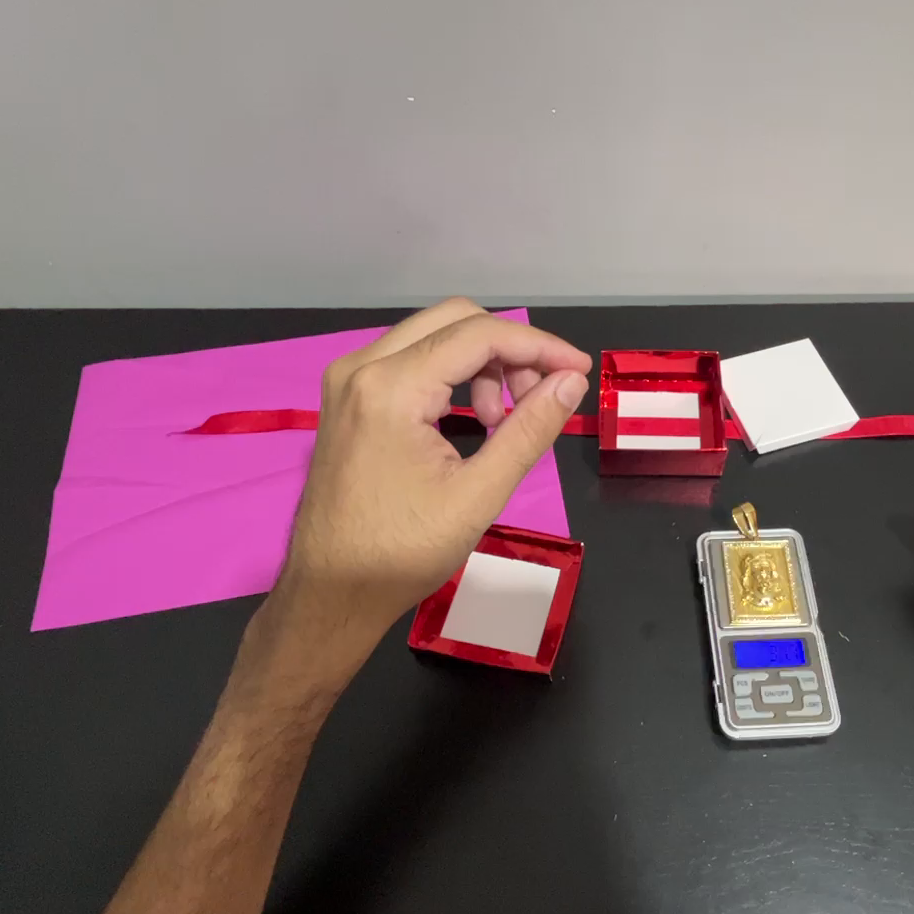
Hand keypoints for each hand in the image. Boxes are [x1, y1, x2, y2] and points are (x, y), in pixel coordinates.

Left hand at [272, 298, 590, 632]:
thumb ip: (529, 432)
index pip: (479, 335)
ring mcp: (349, 381)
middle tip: (541, 397)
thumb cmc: (404, 552)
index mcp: (390, 387)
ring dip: (481, 365)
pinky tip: (472, 421)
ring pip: (432, 338)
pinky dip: (451, 378)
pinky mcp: (349, 399)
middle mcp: (361, 367)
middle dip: (510, 351)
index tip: (580, 370)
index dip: (539, 346)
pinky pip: (411, 362)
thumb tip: (571, 384)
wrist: (333, 591)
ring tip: (501, 422)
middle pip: (454, 322)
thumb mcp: (479, 495)